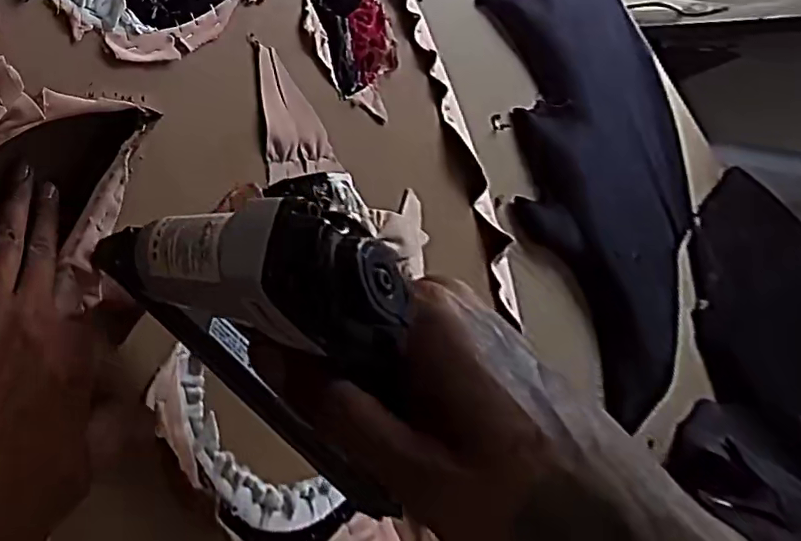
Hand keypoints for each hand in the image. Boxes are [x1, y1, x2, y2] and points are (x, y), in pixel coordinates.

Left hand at [0, 165, 112, 540]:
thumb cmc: (13, 483)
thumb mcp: (81, 464)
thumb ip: (115, 426)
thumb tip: (143, 406)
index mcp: (72, 353)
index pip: (103, 308)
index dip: (114, 289)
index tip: (118, 268)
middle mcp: (35, 316)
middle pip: (51, 253)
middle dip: (54, 215)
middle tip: (56, 187)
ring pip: (9, 239)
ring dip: (18, 202)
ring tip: (24, 173)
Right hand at [277, 277, 735, 540]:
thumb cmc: (538, 511)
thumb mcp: (418, 475)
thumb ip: (332, 409)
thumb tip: (262, 352)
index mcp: (426, 308)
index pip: (322, 288)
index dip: (293, 328)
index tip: (283, 368)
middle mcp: (447, 296)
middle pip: (349, 313)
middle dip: (338, 363)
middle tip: (349, 423)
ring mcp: (474, 318)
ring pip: (381, 332)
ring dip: (371, 377)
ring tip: (395, 438)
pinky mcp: (492, 342)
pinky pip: (418, 344)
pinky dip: (405, 382)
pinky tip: (428, 433)